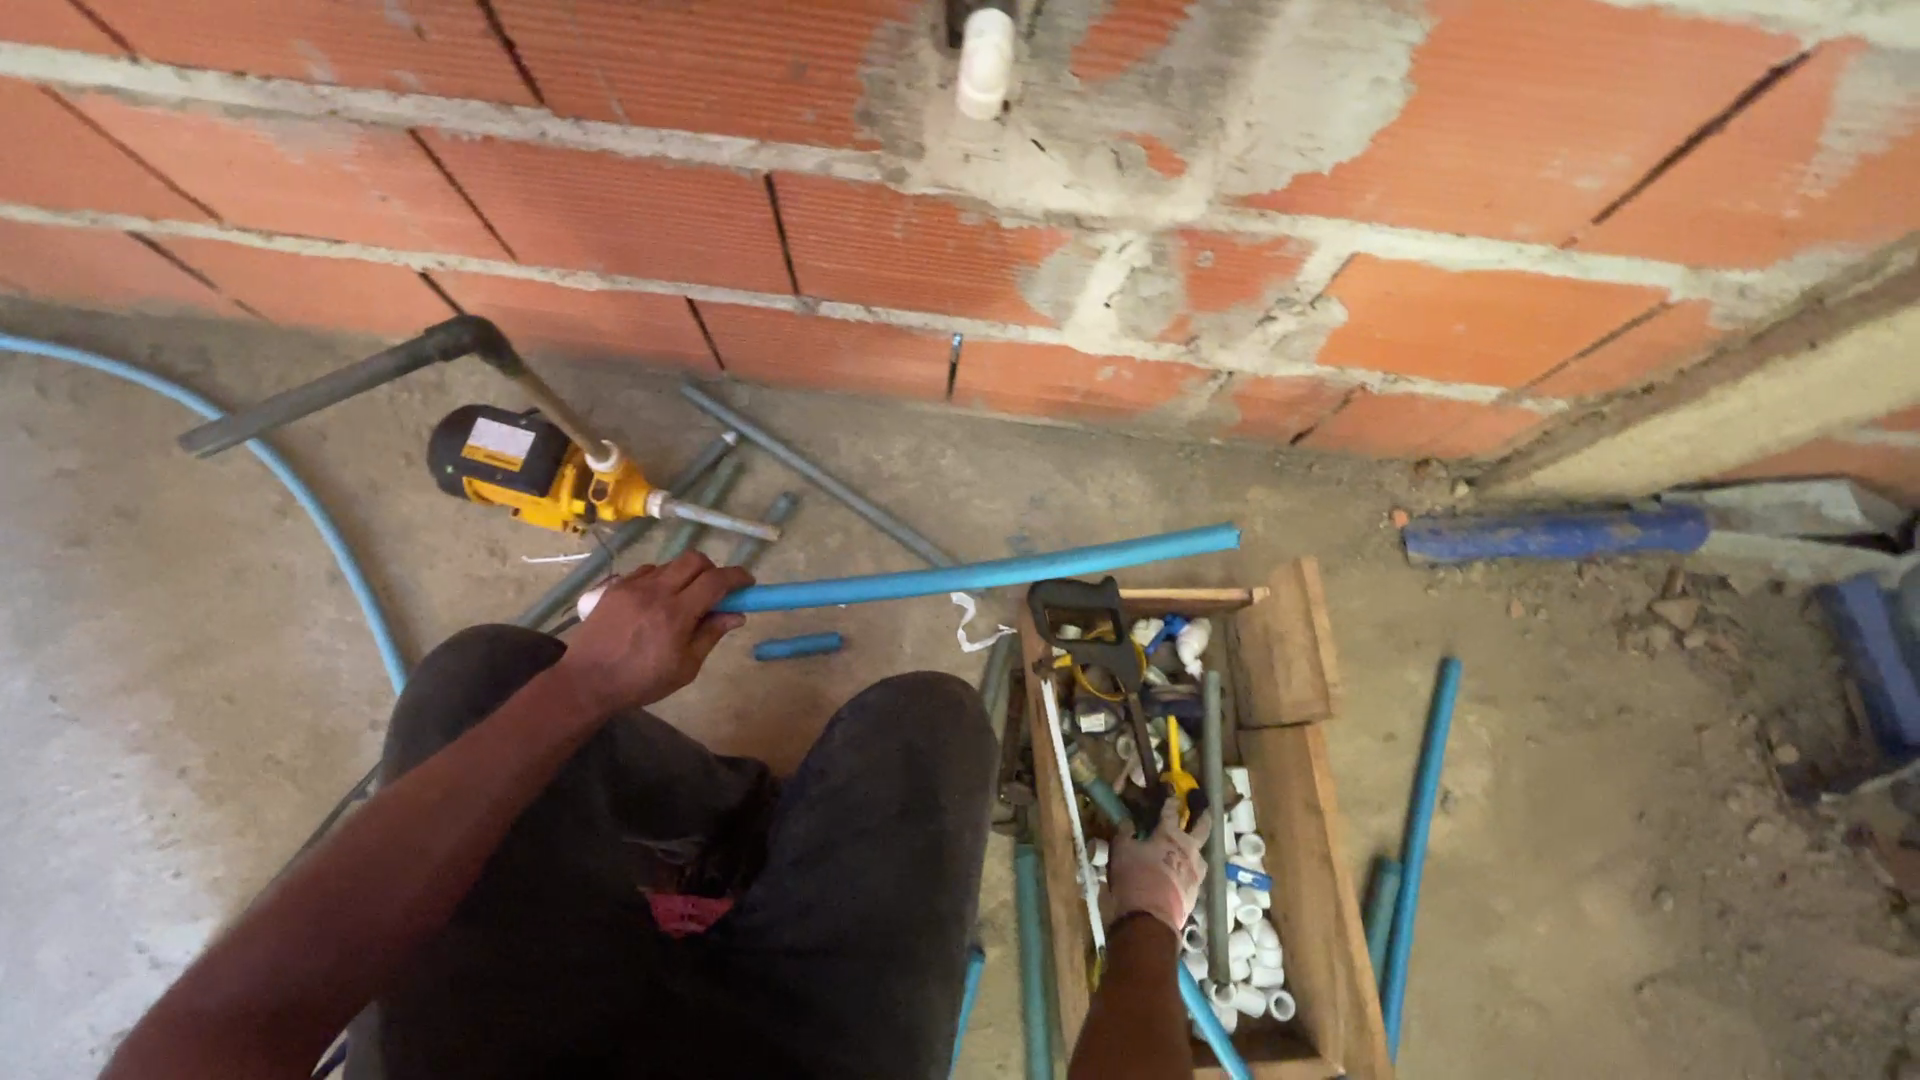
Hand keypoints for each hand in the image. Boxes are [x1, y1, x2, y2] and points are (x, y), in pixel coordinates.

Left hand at [552, 552, 751, 714]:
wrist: (586, 682)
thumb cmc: (641, 682)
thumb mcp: (685, 667)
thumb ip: (711, 635)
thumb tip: (736, 615)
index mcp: (675, 614)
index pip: (716, 581)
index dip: (737, 577)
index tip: (748, 583)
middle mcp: (655, 592)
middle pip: (695, 560)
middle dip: (713, 570)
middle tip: (715, 591)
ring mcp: (632, 586)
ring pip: (670, 564)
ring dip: (686, 575)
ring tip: (683, 599)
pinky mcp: (615, 586)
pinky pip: (647, 571)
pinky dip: (661, 579)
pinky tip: (657, 600)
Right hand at [1108, 799, 1210, 934]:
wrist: (1149, 918)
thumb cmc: (1134, 878)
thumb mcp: (1122, 851)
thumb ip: (1125, 833)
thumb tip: (1127, 822)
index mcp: (1170, 834)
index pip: (1171, 810)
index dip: (1170, 799)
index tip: (1171, 790)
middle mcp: (1188, 849)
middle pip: (1202, 827)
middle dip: (1203, 814)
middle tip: (1202, 805)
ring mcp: (1196, 871)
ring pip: (1201, 854)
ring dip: (1196, 848)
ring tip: (1189, 847)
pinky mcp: (1196, 891)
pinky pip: (1195, 875)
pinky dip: (1188, 870)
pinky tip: (1180, 872)